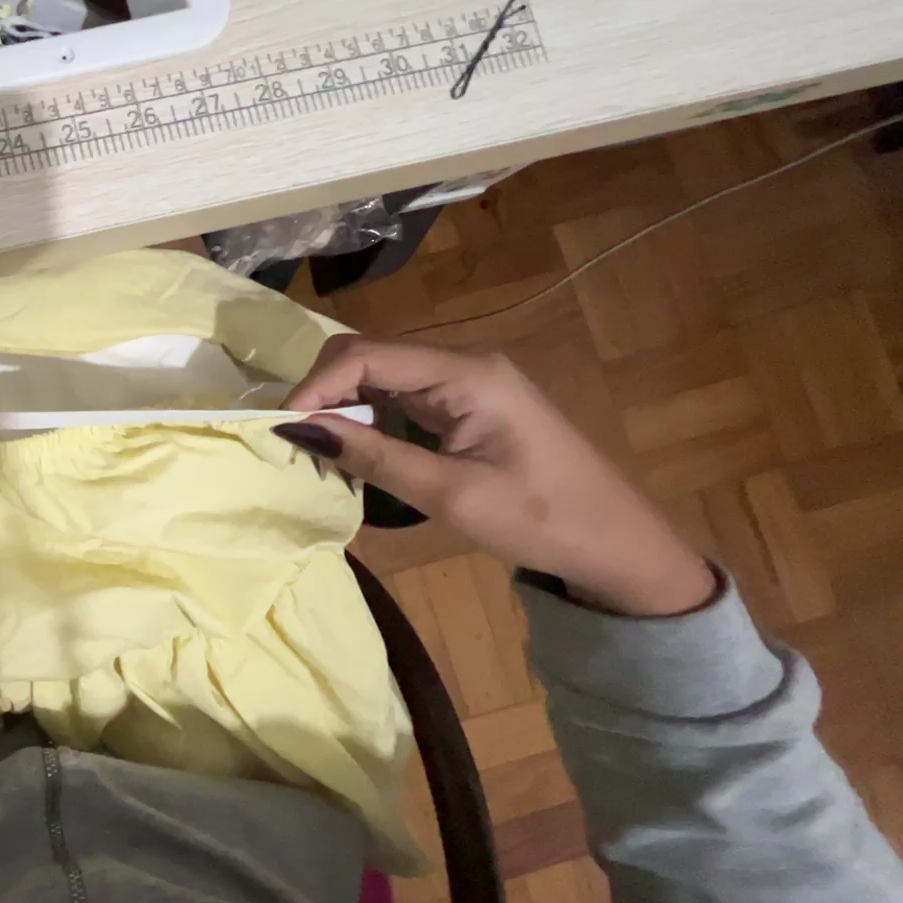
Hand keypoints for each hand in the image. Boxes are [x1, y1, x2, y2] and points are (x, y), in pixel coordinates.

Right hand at [276, 336, 715, 617]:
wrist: (619, 547)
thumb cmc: (542, 520)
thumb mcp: (450, 494)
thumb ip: (371, 456)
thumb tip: (297, 430)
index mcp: (466, 374)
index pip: (364, 356)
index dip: (314, 386)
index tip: (283, 430)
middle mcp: (461, 364)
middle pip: (365, 355)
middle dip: (320, 392)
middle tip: (296, 441)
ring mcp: (462, 382)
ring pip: (374, 374)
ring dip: (338, 406)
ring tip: (317, 450)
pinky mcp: (460, 403)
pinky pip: (393, 396)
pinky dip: (361, 418)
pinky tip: (350, 449)